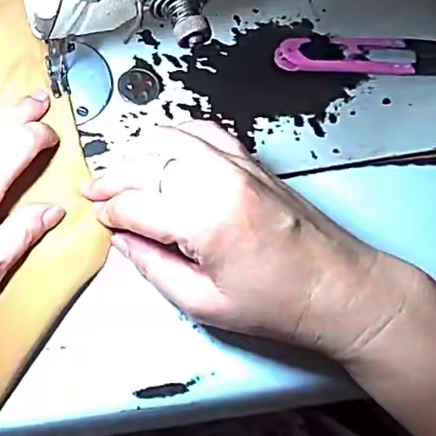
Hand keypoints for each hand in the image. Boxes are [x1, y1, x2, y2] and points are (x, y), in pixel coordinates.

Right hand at [83, 121, 435, 364]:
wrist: (342, 290)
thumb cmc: (278, 305)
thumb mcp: (203, 302)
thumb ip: (153, 267)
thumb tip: (122, 240)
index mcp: (203, 220)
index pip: (134, 204)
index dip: (109, 212)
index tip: (98, 219)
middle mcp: (217, 180)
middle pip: (144, 165)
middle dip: (111, 179)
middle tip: (94, 191)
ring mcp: (235, 163)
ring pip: (166, 140)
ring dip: (135, 153)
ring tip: (119, 170)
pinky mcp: (249, 159)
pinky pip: (201, 130)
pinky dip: (174, 134)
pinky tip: (160, 147)